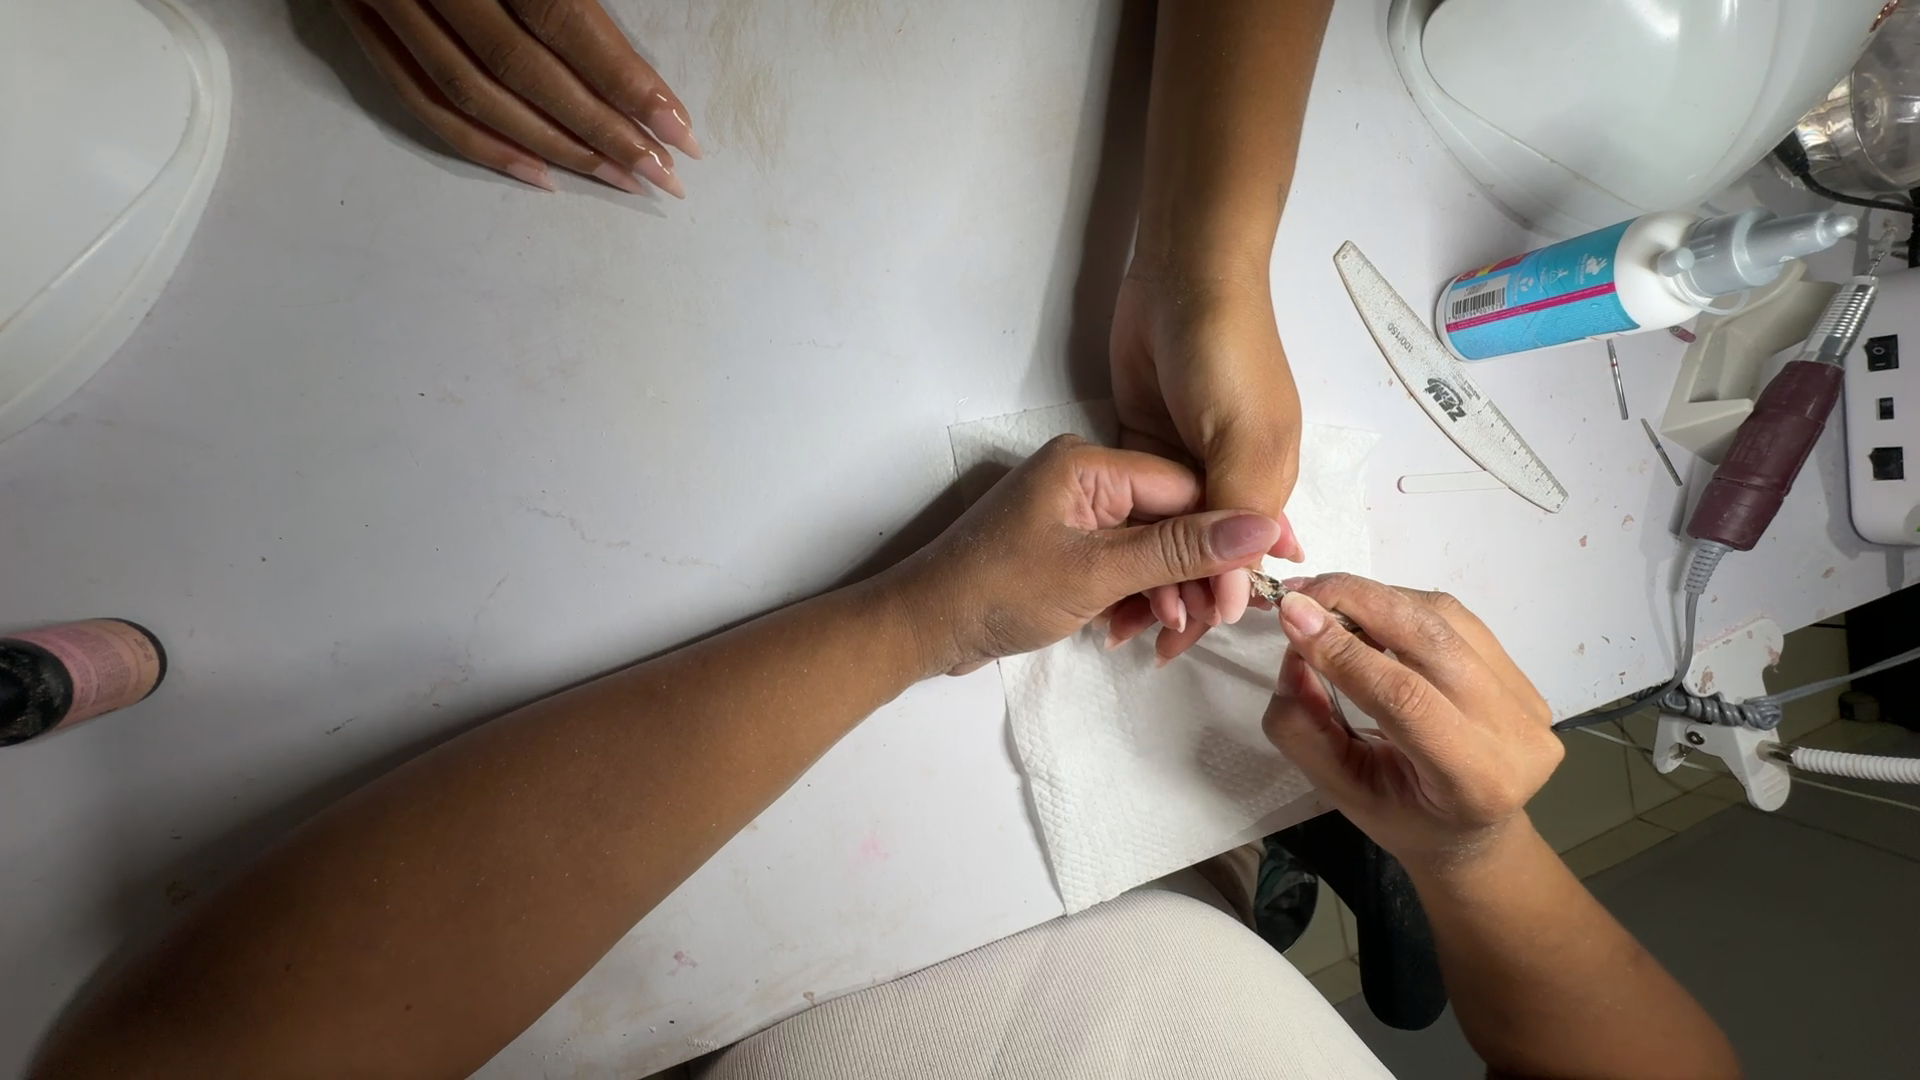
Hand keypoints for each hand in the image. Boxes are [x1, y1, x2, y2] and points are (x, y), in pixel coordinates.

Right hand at [332, 0, 700, 195]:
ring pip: (477, 95)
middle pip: (525, 70)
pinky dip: (484, 146)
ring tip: (623, 181)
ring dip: (559, 149)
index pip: (563, 20)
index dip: (626, 83)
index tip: (680, 133)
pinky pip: (418, 97)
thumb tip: (638, 75)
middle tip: (664, 175)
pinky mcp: (355, 13)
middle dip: (605, 132)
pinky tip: (544, 177)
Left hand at [884, 436, 1281, 676]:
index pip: (1185, 488)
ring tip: (1161, 632)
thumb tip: (1261, 528)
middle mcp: (1084, 477)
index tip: (1255, 584)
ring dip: (1160, 588)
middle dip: (1188, 571)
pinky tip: (1130, 627)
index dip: (1223, 536)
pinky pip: (1117, 560)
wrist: (925, 625)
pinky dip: (1130, 592)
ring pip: (1145, 545)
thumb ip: (1180, 550)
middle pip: (1167, 518)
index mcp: (1089, 462)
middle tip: (1196, 623)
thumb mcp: (1097, 571)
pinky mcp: (1063, 543)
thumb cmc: (1002, 591)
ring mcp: (1072, 512)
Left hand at [1109, 264, 1303, 662]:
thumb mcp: (1232, 442)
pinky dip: (1122, 544)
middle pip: (1189, 550)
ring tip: (1119, 623)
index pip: (1225, 552)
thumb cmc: (1216, 358)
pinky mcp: (1134, 442)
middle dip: (1172, 594)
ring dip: (1144, 576)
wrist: (1180, 272)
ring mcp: (1170, 456)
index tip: (1179, 638)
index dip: (1205, 592)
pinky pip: (1128, 511)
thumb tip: (1244, 592)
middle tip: (1143, 639)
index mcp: (1248, 477)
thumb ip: (1228, 515)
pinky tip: (1110, 580)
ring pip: (1155, 536)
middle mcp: (1209, 471)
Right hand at [1262, 575, 1562, 875]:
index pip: (1404, 697)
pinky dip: (1394, 603)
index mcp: (1474, 779)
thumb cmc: (1399, 814)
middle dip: (1355, 602)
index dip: (1342, 650)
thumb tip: (1293, 656)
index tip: (1289, 614)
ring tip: (1322, 603)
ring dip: (1371, 597)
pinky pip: (1450, 615)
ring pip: (1440, 615)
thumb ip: (1302, 728)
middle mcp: (1515, 733)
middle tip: (1298, 593)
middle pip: (1430, 638)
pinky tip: (1362, 615)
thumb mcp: (1336, 788)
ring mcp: (1525, 697)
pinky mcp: (1519, 670)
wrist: (1469, 829)